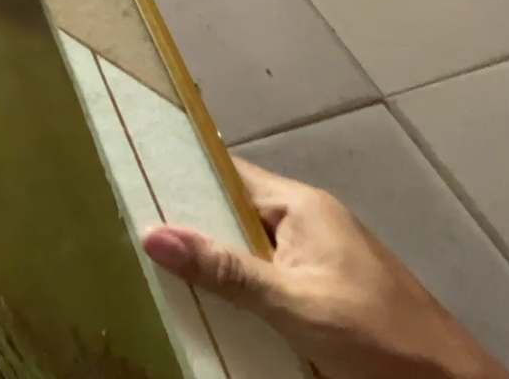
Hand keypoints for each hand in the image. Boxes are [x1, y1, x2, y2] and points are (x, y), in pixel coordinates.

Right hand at [142, 158, 507, 378]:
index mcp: (302, 206)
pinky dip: (223, 283)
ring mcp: (310, 260)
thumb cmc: (387, 341)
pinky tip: (192, 293)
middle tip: (121, 218)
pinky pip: (253, 275)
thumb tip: (150, 234)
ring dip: (200, 255)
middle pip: (223, 208)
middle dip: (178, 217)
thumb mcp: (301, 306)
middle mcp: (303, 223)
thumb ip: (228, 271)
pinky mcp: (314, 293)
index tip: (122, 170)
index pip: (220, 170)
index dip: (173, 168)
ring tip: (143, 254)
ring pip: (235, 244)